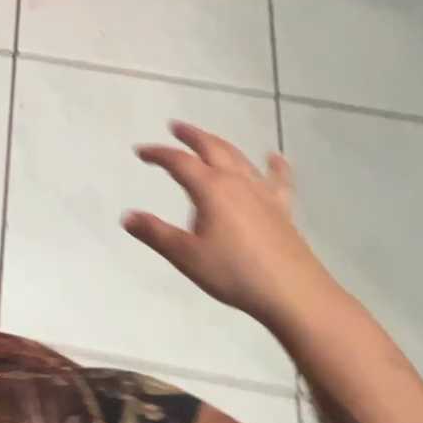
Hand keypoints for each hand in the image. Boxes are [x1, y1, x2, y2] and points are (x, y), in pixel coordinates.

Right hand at [122, 122, 340, 334]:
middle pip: (211, 148)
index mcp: (210, 189)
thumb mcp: (186, 256)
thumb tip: (126, 216)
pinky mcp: (283, 210)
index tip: (140, 151)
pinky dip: (276, 166)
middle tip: (175, 126)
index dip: (157, 154)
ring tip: (209, 138)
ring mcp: (263, 194)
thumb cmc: (235, 274)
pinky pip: (279, 180)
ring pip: (239, 158)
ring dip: (220, 144)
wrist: (296, 296)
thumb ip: (155, 233)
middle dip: (191, 135)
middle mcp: (236, 183)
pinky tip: (275, 157)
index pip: (178, 162)